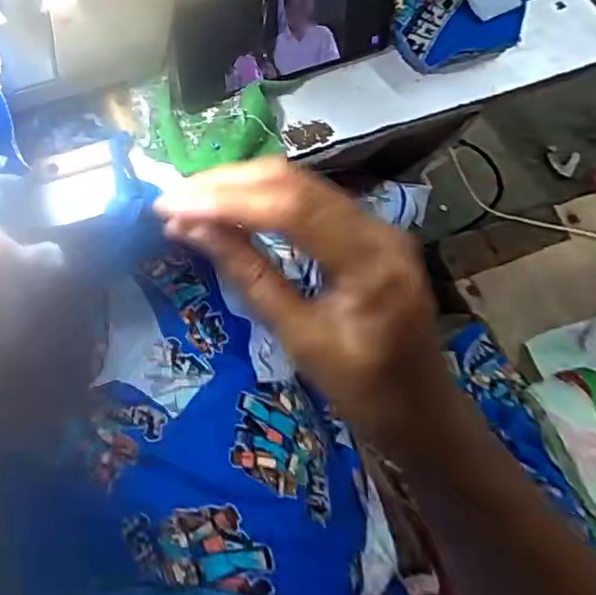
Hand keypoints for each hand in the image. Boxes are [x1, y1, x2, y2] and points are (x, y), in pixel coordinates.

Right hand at [153, 158, 447, 437]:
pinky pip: (302, 195)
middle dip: (223, 183)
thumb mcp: (298, 339)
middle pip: (290, 181)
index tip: (169, 206)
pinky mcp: (362, 226)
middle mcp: (378, 229)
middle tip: (171, 199)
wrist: (425, 414)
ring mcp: (374, 223)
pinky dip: (256, 195)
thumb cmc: (364, 393)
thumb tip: (187, 228)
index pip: (289, 209)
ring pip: (294, 180)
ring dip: (236, 184)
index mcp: (370, 264)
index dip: (223, 200)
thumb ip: (246, 274)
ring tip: (187, 199)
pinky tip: (224, 205)